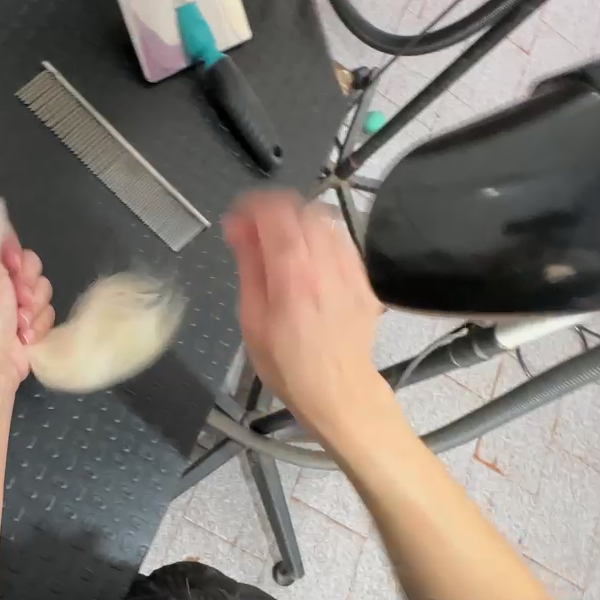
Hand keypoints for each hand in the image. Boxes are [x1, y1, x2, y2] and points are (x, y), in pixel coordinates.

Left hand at [0, 201, 53, 394]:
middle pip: (28, 265)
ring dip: (33, 308)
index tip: (9, 266)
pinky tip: (25, 336)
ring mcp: (9, 307)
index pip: (5, 243)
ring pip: (41, 289)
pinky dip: (37, 325)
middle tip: (15, 298)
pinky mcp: (25, 327)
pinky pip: (45, 312)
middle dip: (27, 283)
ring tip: (19, 324)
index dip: (14, 254)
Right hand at [223, 191, 385, 441]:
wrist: (340, 393)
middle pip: (300, 208)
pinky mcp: (363, 278)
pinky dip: (319, 237)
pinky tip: (307, 258)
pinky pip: (341, 240)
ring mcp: (349, 268)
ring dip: (297, 221)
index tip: (237, 218)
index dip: (251, 206)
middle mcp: (325, 263)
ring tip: (279, 243)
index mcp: (293, 273)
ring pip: (323, 219)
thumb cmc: (289, 366)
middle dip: (272, 211)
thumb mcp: (253, 320)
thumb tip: (239, 230)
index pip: (274, 212)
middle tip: (254, 232)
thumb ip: (249, 267)